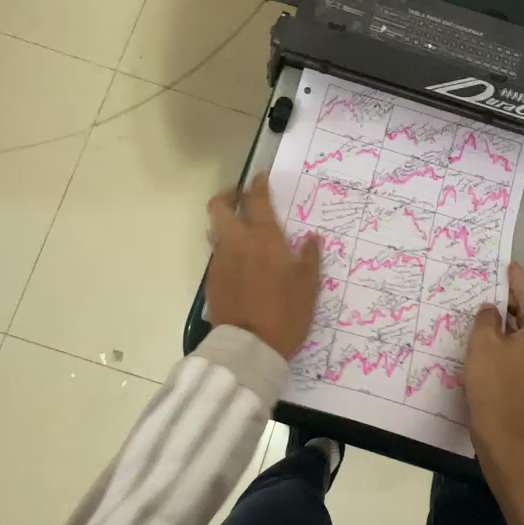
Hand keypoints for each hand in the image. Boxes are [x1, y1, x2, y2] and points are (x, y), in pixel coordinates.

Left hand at [206, 173, 320, 359]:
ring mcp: (220, 262)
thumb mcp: (308, 284)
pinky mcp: (212, 281)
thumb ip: (309, 256)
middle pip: (219, 207)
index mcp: (262, 237)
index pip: (256, 199)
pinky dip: (228, 250)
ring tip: (245, 233)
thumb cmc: (285, 312)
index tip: (261, 176)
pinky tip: (242, 264)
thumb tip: (311, 238)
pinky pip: (218, 255)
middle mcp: (236, 243)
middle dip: (228, 196)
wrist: (250, 348)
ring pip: (217, 231)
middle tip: (241, 197)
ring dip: (228, 224)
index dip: (258, 184)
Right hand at [464, 262, 523, 453]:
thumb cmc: (494, 383)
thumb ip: (487, 318)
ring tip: (486, 303)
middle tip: (491, 281)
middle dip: (510, 297)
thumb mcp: (484, 343)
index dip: (517, 279)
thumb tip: (491, 310)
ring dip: (505, 318)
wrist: (501, 433)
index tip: (509, 264)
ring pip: (523, 330)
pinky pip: (519, 345)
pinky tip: (488, 332)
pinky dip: (506, 335)